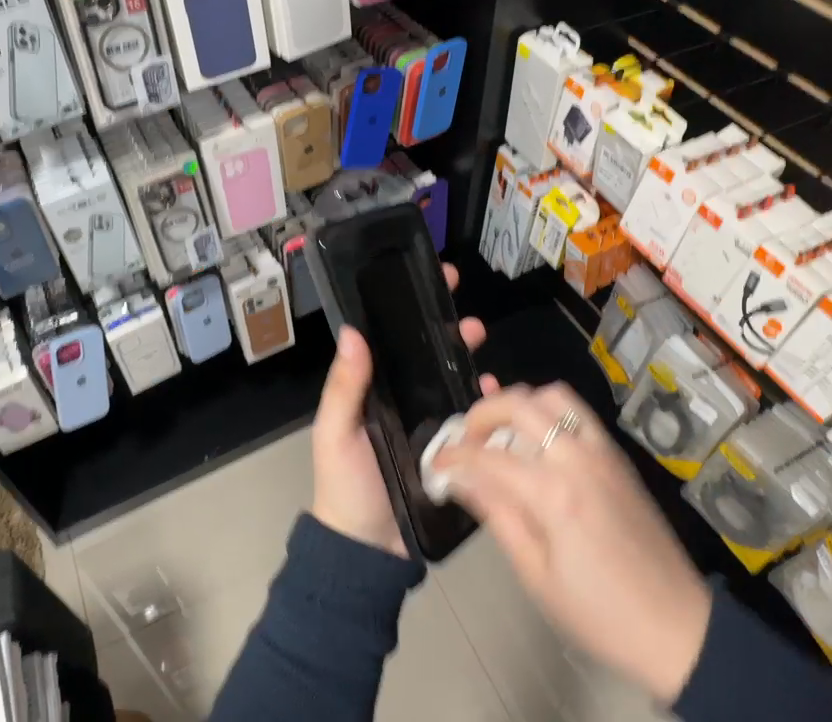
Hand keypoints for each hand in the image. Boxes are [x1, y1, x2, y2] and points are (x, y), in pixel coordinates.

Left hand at [311, 264, 485, 558]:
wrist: (369, 551)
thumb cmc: (346, 485)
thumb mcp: (335, 432)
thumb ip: (345, 386)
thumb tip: (352, 331)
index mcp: (373, 392)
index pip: (393, 342)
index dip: (411, 310)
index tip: (434, 281)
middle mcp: (403, 401)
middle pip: (429, 356)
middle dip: (450, 330)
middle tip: (470, 319)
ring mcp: (431, 425)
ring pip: (454, 381)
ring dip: (469, 358)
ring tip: (482, 344)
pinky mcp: (455, 451)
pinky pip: (474, 419)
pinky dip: (487, 401)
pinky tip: (496, 390)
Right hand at [435, 380, 712, 704]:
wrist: (678, 628)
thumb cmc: (599, 613)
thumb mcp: (536, 574)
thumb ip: (497, 514)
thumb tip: (460, 478)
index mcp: (553, 493)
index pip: (488, 455)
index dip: (454, 456)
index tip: (436, 463)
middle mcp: (578, 459)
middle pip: (520, 405)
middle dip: (483, 412)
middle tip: (466, 438)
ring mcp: (604, 454)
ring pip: (555, 397)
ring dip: (521, 404)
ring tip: (502, 432)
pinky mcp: (619, 460)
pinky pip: (579, 415)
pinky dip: (548, 414)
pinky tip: (535, 442)